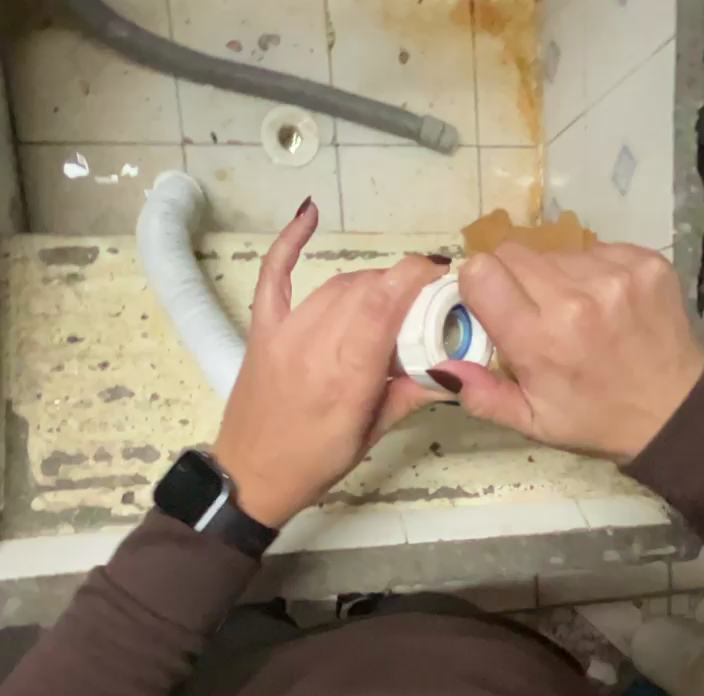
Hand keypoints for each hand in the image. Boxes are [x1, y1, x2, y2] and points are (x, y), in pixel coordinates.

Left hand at [211, 201, 450, 526]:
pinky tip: (309, 212)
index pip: (385, 305)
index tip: (440, 272)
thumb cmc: (316, 463)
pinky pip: (273, 274)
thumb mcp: (371, 437)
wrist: (251, 476)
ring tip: (390, 297)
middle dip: (400, 285)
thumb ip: (409, 395)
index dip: (415, 277)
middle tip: (422, 302)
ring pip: (336, 285)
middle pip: (366, 290)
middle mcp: (316, 346)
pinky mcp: (262, 328)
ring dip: (369, 282)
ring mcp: (285, 332)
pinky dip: (289, 241)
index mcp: (347, 377)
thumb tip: (452, 368)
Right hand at [432, 243, 703, 462]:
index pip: (481, 272)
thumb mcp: (531, 422)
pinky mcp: (645, 261)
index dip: (477, 285)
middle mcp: (575, 297)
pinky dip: (590, 271)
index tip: (488, 304)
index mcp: (540, 339)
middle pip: (512, 252)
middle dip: (510, 278)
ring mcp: (615, 274)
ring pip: (553, 250)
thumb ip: (481, 395)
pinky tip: (603, 303)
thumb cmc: (592, 419)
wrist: (673, 410)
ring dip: (552, 276)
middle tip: (529, 310)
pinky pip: (594, 248)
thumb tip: (439, 366)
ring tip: (573, 312)